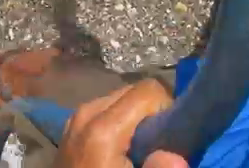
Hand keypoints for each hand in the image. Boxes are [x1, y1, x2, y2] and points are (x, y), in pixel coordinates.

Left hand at [56, 79, 188, 167]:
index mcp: (102, 127)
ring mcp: (75, 120)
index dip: (168, 111)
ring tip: (140, 157)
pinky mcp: (71, 130)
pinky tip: (121, 157)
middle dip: (153, 116)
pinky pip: (105, 114)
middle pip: (133, 92)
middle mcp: (86, 113)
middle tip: (160, 151)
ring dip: (136, 123)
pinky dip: (119, 128)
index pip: (149, 90)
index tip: (174, 142)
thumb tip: (177, 157)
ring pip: (119, 102)